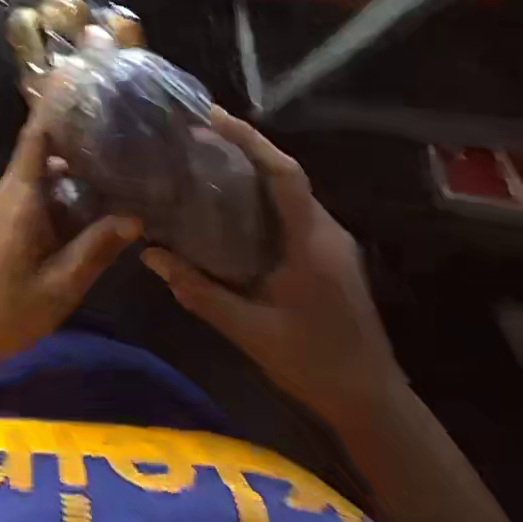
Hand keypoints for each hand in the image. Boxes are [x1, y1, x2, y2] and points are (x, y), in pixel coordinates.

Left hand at [0, 106, 141, 368]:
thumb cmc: (10, 306)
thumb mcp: (62, 281)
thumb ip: (97, 246)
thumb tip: (136, 216)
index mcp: (22, 193)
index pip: (37, 133)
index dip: (56, 103)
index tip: (83, 78)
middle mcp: (15, 189)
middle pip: (45, 144)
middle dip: (77, 127)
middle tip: (122, 114)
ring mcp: (13, 203)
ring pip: (47, 167)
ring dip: (76, 156)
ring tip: (121, 146)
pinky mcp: (16, 219)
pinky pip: (45, 188)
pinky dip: (71, 182)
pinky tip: (102, 190)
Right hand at [142, 108, 405, 419]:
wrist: (372, 403)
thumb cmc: (313, 362)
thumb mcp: (248, 330)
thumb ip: (198, 291)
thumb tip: (150, 256)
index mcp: (313, 242)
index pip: (284, 174)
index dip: (249, 141)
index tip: (212, 117)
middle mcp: (326, 231)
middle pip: (285, 173)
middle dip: (243, 147)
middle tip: (195, 133)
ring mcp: (330, 242)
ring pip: (288, 190)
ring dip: (251, 169)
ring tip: (204, 157)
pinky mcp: (326, 254)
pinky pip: (290, 209)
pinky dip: (259, 194)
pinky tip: (228, 202)